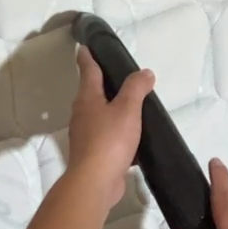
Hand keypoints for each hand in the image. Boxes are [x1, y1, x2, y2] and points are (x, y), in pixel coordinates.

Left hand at [66, 46, 153, 204]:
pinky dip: (118, 133)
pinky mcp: (93, 153)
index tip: (84, 47)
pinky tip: (133, 138)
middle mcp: (82, 114)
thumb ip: (136, 88)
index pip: (88, 71)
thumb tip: (145, 73)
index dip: (87, 58)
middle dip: (101, 83)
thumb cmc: (109, 140)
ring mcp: (85, 135)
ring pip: (99, 115)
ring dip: (111, 109)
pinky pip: (107, 137)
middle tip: (116, 75)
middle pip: (91, 93)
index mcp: (87, 99)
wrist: (95, 181)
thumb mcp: (128, 109)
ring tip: (130, 105)